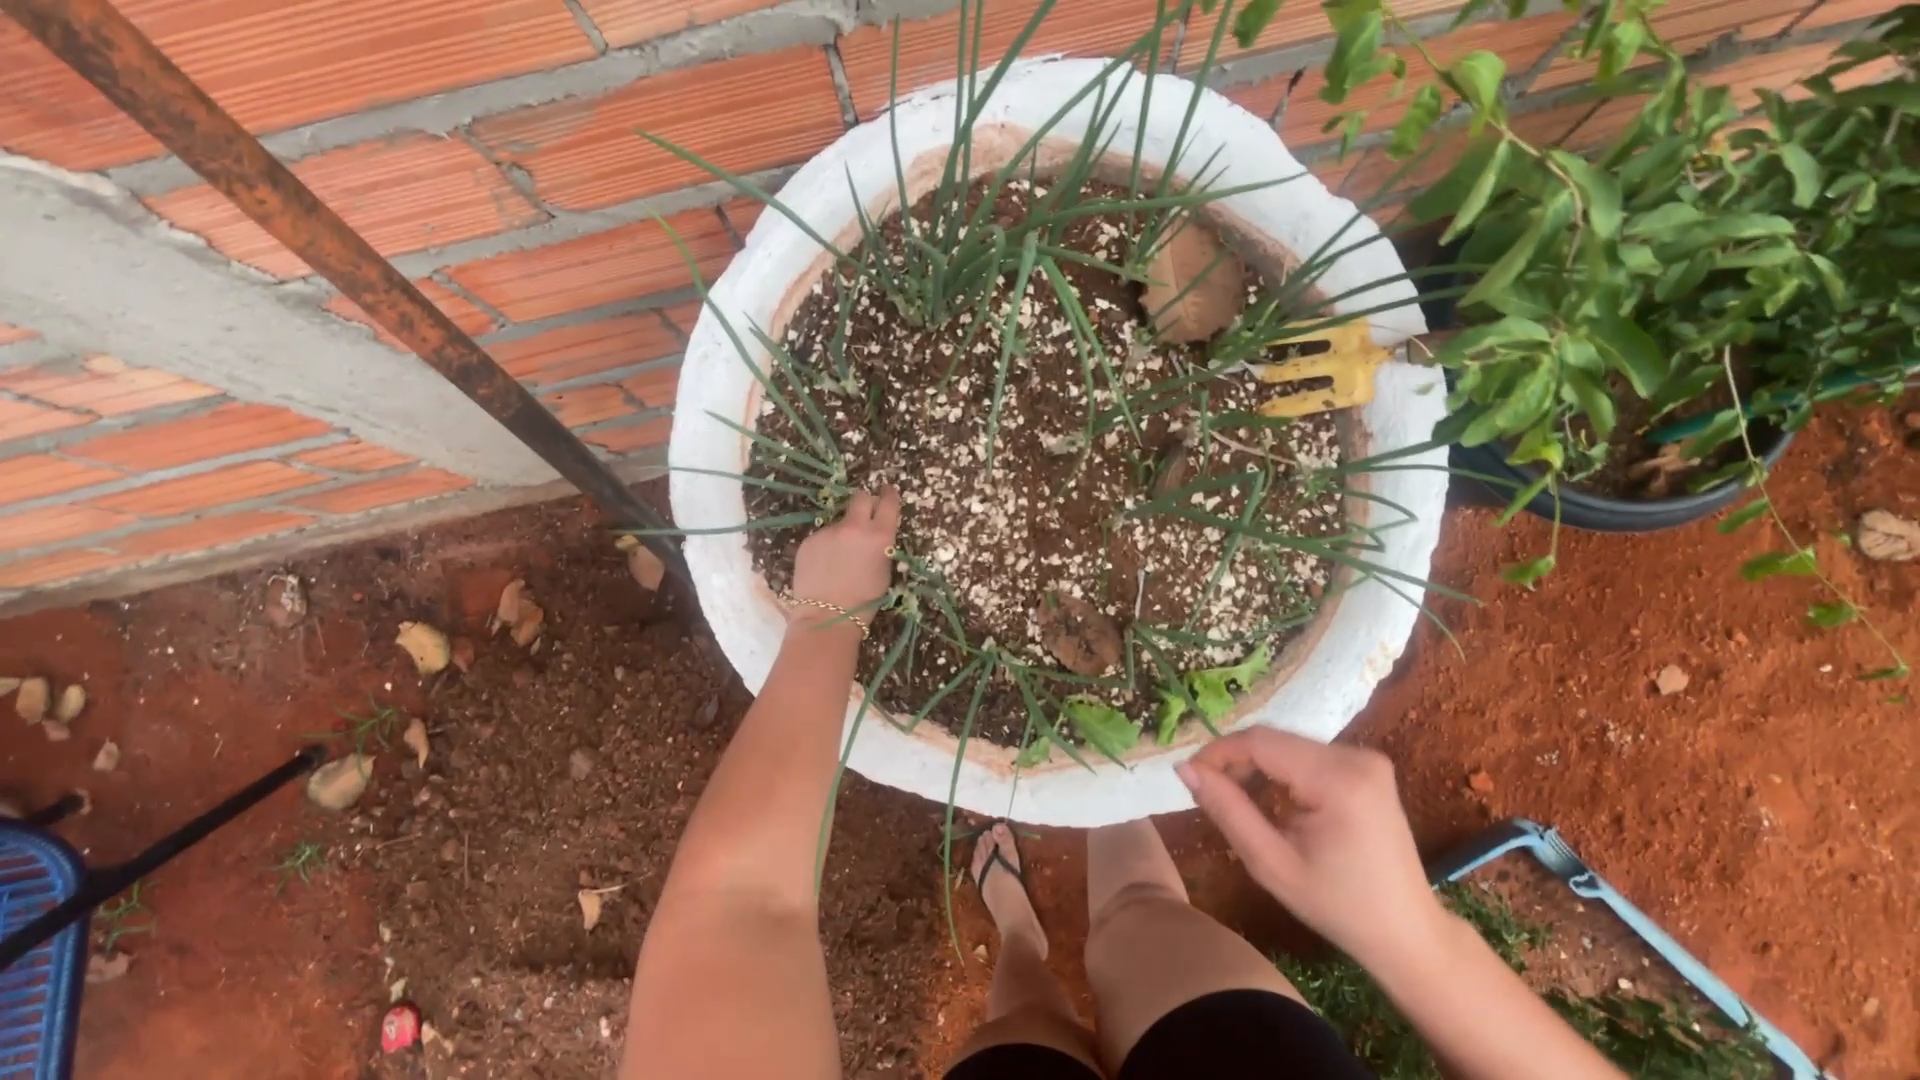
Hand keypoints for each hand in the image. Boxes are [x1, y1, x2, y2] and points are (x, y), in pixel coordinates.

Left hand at [789, 488, 900, 632]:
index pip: (888, 503)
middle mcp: (853, 527)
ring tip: (840, 558)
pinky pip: (822, 537)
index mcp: (879, 536)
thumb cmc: (865, 601)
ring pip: (839, 522)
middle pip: (860, 498)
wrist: (827, 616)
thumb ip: (880, 546)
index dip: (889, 495)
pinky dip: (826, 547)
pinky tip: (824, 566)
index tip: (888, 491)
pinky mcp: (809, 540)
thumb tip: (874, 536)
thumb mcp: (884, 571)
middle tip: (865, 514)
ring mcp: (828, 532)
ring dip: (843, 532)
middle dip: (864, 503)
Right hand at [1176, 729, 1443, 968]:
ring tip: (1235, 802)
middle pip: (1274, 740)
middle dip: (1235, 761)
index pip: (1260, 741)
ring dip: (1255, 766)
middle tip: (1208, 794)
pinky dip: (1279, 772)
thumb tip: (1185, 769)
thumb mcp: (1271, 863)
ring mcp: (1366, 759)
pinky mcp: (1367, 767)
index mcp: (1339, 779)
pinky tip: (1269, 802)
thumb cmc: (1337, 906)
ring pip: (1287, 746)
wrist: (1407, 931)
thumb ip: (1228, 810)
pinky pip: (1306, 756)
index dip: (1217, 752)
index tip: (1188, 776)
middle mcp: (1357, 756)